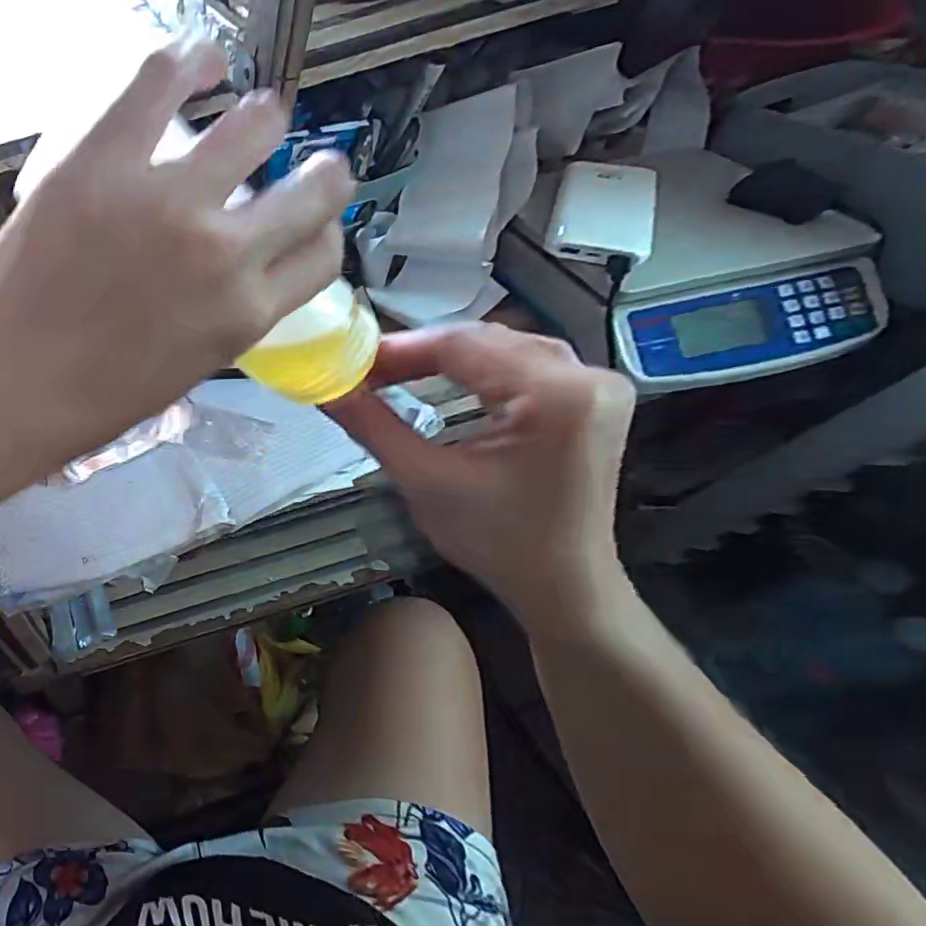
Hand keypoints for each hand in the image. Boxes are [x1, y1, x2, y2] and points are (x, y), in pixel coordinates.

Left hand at [0, 37, 354, 477]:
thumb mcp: (190, 366)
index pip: (322, 253)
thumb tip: (240, 266)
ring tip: (243, 118)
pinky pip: (162, 78)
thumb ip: (227, 312)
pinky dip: (190, 61)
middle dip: (318, 173)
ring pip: (257, 120)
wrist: (9, 390)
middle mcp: (225, 253)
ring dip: (262, 118)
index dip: (321, 232)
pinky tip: (198, 64)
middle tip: (298, 166)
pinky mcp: (103, 160)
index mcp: (246, 314)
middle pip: (316, 187)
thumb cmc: (96, 398)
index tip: (304, 223)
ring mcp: (166, 200)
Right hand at [326, 324, 636, 621]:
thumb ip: (374, 427)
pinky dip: (479, 369)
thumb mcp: (425, 482)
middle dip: (421, 352)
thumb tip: (328, 390)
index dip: (400, 348)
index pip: (463, 345)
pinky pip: (525, 363)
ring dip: (448, 357)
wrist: (563, 585)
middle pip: (486, 340)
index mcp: (555, 395)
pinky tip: (445, 379)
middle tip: (367, 369)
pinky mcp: (593, 398)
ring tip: (395, 373)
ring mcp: (598, 384)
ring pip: (505, 346)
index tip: (352, 359)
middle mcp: (587, 376)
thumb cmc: (496, 542)